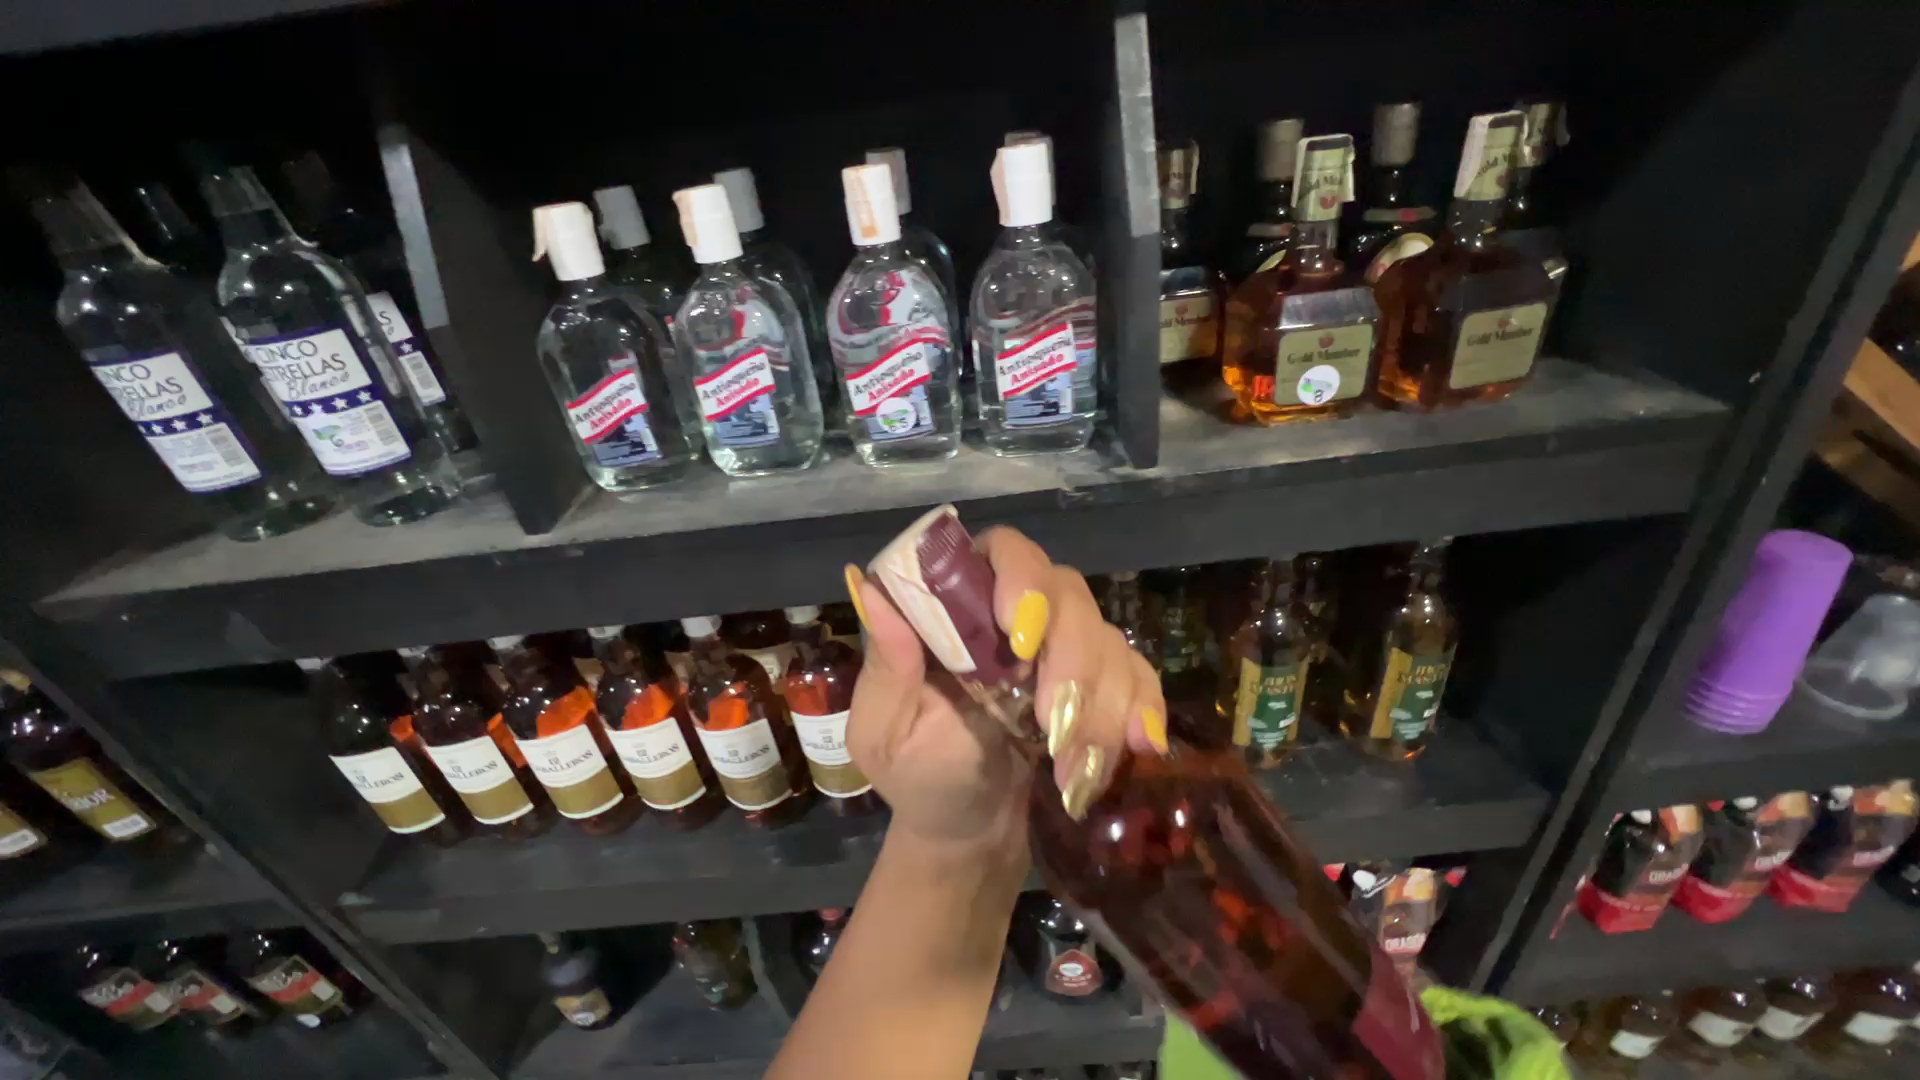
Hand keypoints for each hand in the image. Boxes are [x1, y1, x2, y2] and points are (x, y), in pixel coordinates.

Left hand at [842, 526, 1168, 865]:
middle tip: (1051, 719)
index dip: (1020, 577)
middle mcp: (1014, 615)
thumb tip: (870, 585)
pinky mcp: (1101, 684)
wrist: (969, 832)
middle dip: (1068, 655)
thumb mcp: (885, 731)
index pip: (998, 551)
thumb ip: (887, 665)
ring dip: (1099, 698)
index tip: (1021, 636)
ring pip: (1106, 635)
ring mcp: (1063, 647)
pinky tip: (1141, 743)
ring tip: (1072, 764)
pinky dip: (1143, 706)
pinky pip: (1138, 674)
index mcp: (958, 610)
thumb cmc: (919, 777)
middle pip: (1066, 590)